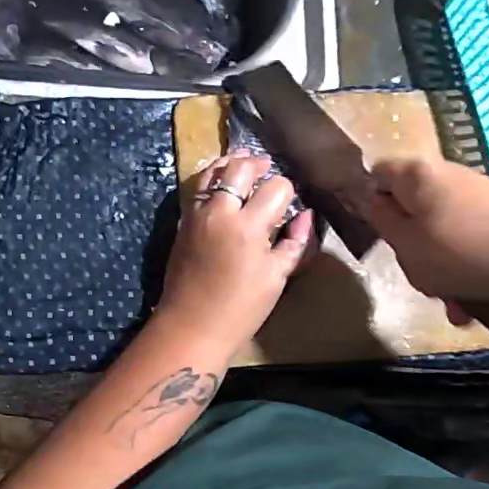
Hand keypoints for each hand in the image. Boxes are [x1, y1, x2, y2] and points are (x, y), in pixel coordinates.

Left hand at [156, 152, 313, 348]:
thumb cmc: (240, 308)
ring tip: (245, 163)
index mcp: (248, 227)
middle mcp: (220, 212)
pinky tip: (224, 184)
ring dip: (231, 164)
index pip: (275, 188)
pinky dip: (213, 178)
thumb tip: (306, 216)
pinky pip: (199, 187)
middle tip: (268, 167)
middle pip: (240, 168)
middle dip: (258, 163)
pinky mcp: (183, 221)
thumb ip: (294, 242)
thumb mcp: (276, 277)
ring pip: (213, 171)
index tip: (290, 201)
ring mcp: (197, 214)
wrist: (191, 325)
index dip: (287, 190)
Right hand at [366, 158, 488, 303]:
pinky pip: (470, 248)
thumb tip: (376, 206)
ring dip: (441, 273)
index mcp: (415, 175)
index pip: (375, 175)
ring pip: (439, 237)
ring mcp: (476, 199)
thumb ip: (383, 224)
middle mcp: (444, 178)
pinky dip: (468, 274)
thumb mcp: (410, 247)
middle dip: (411, 252)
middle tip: (420, 280)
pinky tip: (478, 305)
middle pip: (409, 213)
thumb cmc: (470, 250)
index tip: (376, 239)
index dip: (369, 204)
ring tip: (456, 306)